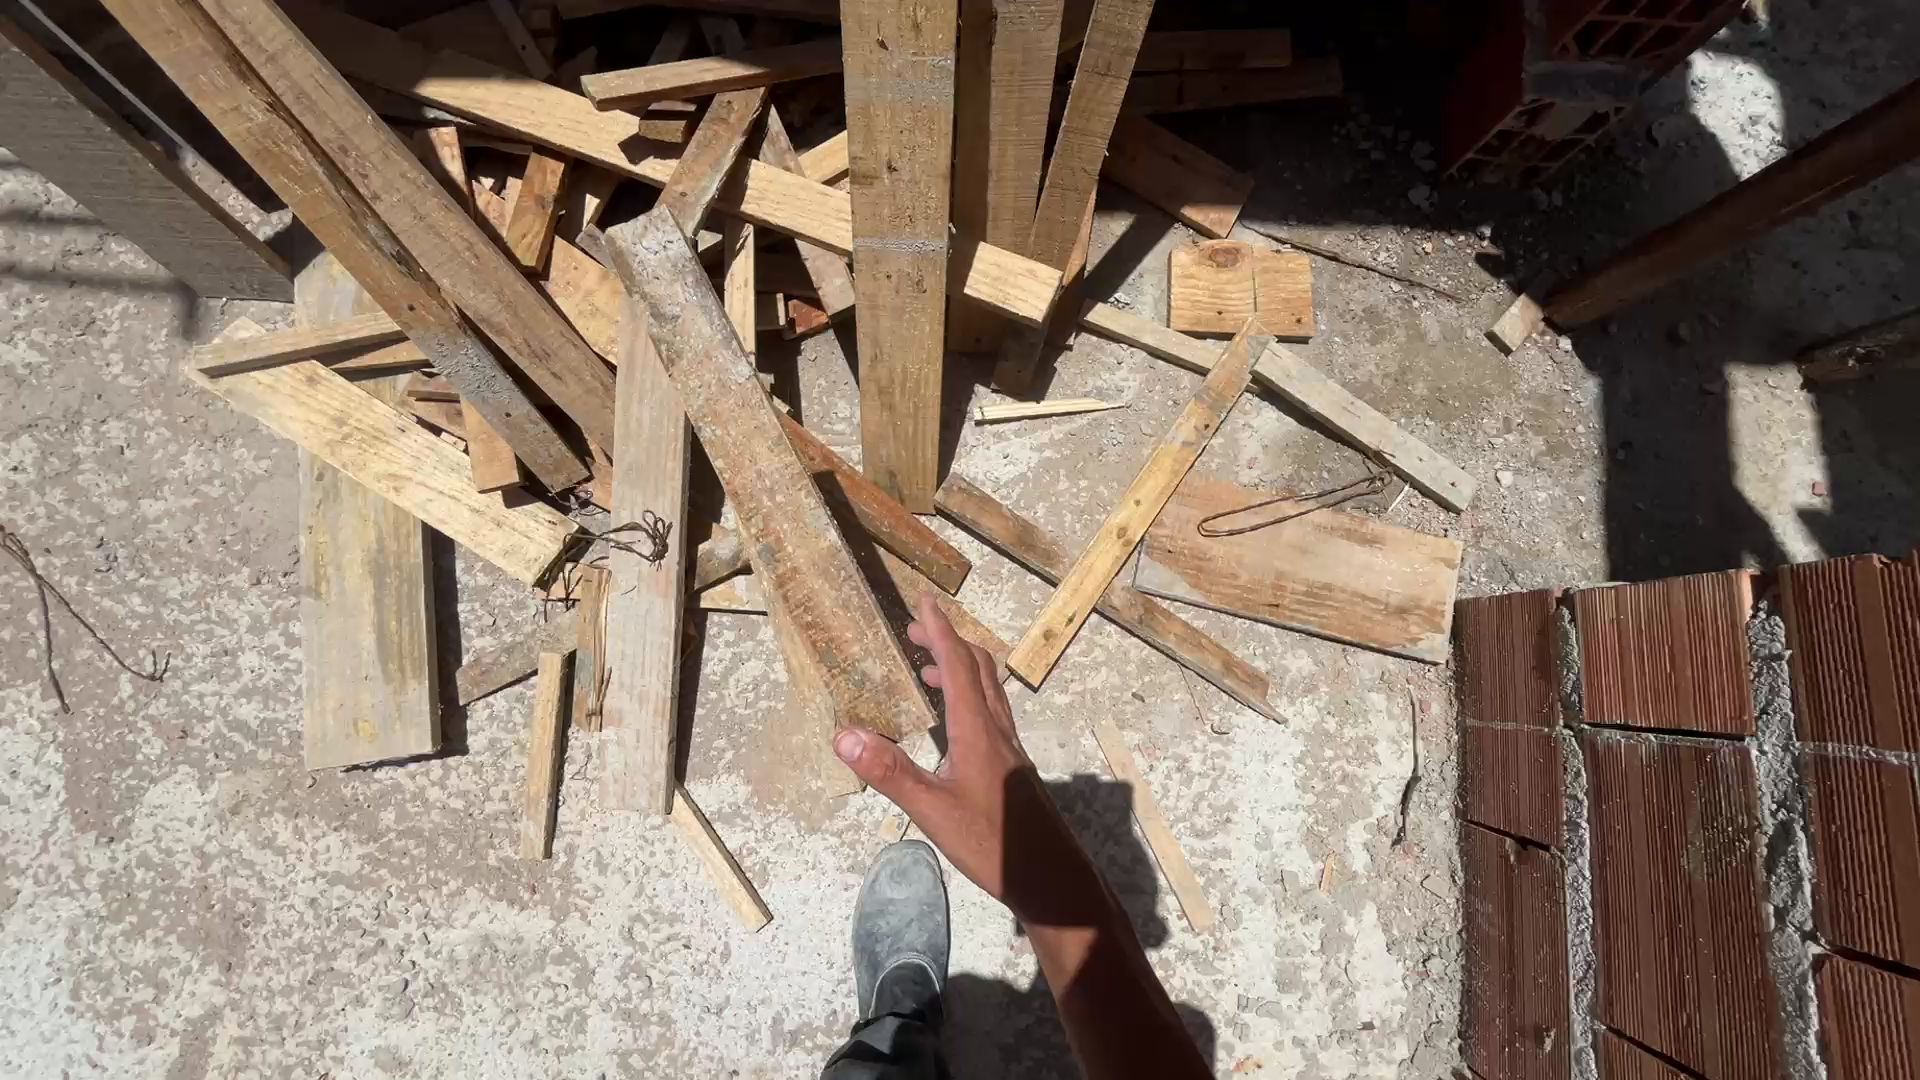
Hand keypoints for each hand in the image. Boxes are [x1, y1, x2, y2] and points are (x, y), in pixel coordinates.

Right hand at [833, 593, 1089, 917]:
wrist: (1049, 874)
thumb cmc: (992, 842)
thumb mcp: (932, 810)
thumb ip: (890, 772)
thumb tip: (844, 735)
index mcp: (976, 728)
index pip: (958, 663)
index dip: (939, 629)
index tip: (924, 601)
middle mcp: (996, 727)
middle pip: (978, 667)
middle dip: (947, 641)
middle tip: (916, 633)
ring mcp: (1008, 745)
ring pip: (988, 689)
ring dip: (960, 667)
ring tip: (928, 670)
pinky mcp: (1012, 764)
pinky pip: (990, 711)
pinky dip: (968, 695)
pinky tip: (953, 724)